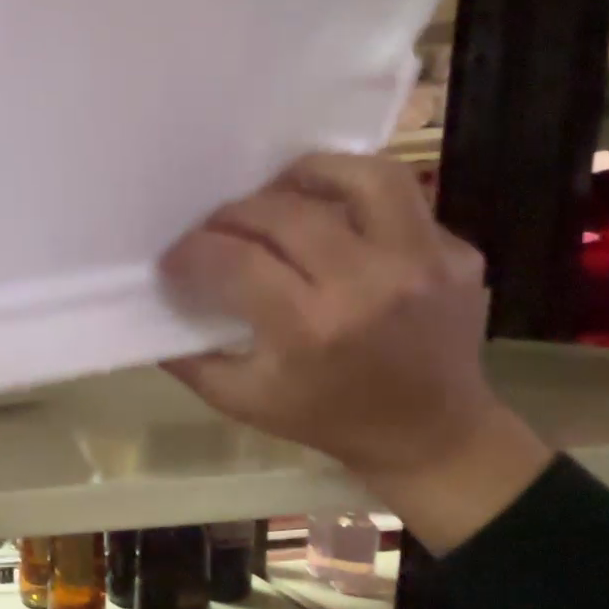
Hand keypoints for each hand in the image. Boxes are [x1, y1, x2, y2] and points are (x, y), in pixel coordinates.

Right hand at [161, 153, 550, 550]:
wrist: (429, 433)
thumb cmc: (324, 419)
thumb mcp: (242, 401)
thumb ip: (190, 358)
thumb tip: (152, 309)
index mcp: (310, 328)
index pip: (236, 261)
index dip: (193, 251)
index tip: (174, 258)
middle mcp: (369, 283)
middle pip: (285, 213)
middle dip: (233, 214)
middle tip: (214, 229)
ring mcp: (423, 261)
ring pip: (362, 177)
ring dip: (306, 175)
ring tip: (277, 191)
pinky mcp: (456, 252)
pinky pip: (400, 202)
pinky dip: (354, 202)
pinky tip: (331, 222)